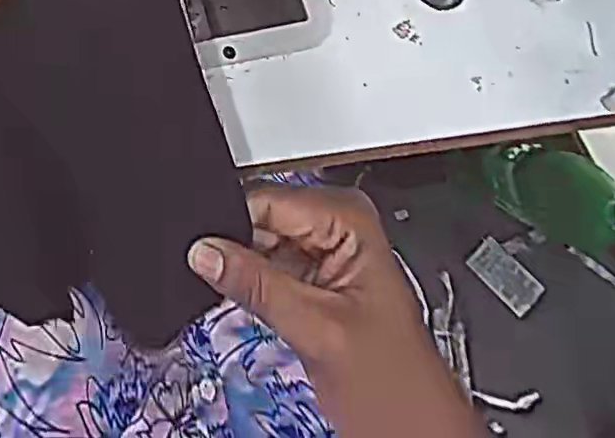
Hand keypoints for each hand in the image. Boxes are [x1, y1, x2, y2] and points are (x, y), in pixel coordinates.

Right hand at [188, 186, 475, 437]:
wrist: (414, 433)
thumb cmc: (393, 385)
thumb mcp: (316, 329)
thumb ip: (255, 285)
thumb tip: (204, 251)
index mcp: (347, 216)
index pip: (268, 199)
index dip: (230, 223)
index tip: (200, 247)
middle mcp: (335, 221)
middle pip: (260, 215)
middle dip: (234, 244)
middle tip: (213, 274)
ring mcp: (321, 246)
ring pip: (256, 239)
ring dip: (241, 265)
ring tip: (234, 291)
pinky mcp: (309, 272)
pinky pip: (264, 261)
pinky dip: (249, 280)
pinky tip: (245, 297)